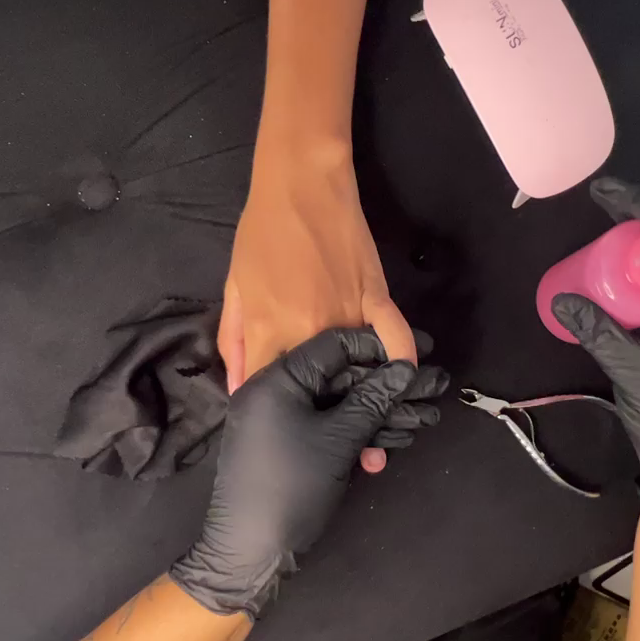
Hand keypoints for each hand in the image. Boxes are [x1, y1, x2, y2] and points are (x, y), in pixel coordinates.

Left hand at [170, 327, 445, 618]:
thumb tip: (406, 367)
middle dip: (388, 385)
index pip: (334, 344)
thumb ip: (373, 399)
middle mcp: (277, 391)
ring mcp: (283, 420)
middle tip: (432, 387)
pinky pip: (329, 428)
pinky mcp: (291, 445)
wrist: (251, 550)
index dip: (379, 345)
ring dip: (381, 414)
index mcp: (278, 379)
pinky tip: (393, 444)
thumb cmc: (292, 486)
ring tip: (426, 418)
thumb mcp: (338, 439)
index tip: (420, 349)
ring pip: (340, 406)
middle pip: (342, 376)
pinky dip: (359, 435)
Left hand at [219, 139, 416, 472]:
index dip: (279, 429)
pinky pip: (395, 339)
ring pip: (363, 375)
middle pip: (323, 396)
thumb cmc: (260, 236)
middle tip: (349, 457)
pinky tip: (405, 385)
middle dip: (334, 433)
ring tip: (379, 436)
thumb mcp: (234, 290)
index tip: (291, 450)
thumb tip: (237, 390)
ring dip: (373, 408)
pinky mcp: (377, 297)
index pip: (270, 394)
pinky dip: (403, 364)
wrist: (300, 183)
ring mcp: (347, 314)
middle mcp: (308, 331)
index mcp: (267, 331)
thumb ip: (234, 343)